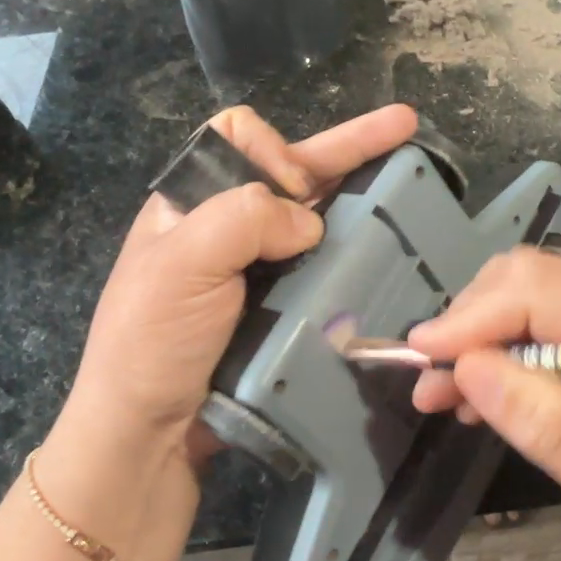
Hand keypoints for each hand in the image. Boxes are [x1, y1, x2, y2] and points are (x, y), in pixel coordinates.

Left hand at [62, 104, 420, 468]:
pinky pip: (322, 265)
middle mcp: (225, 227)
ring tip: (412, 180)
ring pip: (314, 214)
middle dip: (348, 145)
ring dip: (359, 192)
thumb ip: (245, 219)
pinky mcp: (277, 307)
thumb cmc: (152, 342)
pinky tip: (388, 245)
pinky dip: (353, 249)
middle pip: (290, 169)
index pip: (239, 140)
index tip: (290, 192)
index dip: (274, 153)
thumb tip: (307, 223)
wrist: (148, 435)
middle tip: (404, 125)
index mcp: (191, 203)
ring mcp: (255, 269)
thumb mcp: (182, 263)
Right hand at [407, 248, 560, 560]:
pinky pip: (551, 307)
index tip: (422, 356)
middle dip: (469, 323)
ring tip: (447, 392)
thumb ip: (541, 419)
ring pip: (531, 287)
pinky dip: (511, 340)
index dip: (471, 316)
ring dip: (483, 334)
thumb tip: (466, 368)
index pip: (536, 289)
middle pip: (527, 276)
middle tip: (432, 384)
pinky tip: (490, 386)